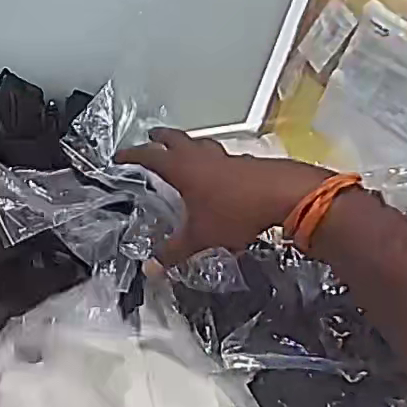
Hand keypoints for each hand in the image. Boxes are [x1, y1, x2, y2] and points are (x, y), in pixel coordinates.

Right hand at [116, 128, 330, 263]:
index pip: (149, 156)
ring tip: (183, 149)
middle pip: (175, 139)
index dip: (131, 155)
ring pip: (201, 144)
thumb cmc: (235, 211)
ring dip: (188, 144)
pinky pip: (222, 157)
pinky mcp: (248, 164)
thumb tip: (151, 270)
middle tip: (151, 136)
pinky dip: (213, 160)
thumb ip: (174, 252)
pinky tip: (217, 171)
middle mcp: (201, 158)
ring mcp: (226, 158)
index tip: (119, 156)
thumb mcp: (200, 236)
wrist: (287, 195)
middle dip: (160, 137)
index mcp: (182, 169)